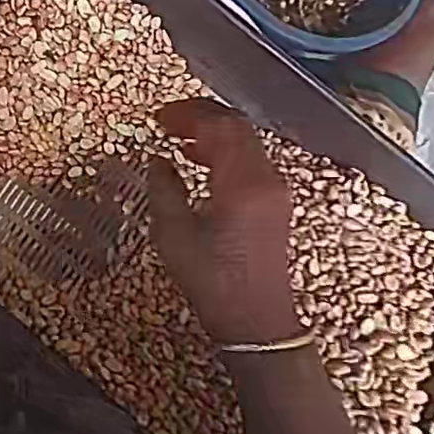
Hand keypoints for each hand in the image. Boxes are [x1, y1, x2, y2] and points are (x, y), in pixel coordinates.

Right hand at [146, 99, 303, 345]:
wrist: (255, 318)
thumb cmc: (211, 278)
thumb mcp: (175, 234)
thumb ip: (164, 190)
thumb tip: (158, 161)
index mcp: (242, 182)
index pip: (220, 127)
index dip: (188, 115)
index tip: (158, 117)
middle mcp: (266, 178)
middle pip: (237, 128)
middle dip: (201, 117)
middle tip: (167, 120)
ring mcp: (274, 190)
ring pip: (245, 143)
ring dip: (212, 133)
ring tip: (178, 137)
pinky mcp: (273, 202)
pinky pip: (249, 161)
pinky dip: (224, 152)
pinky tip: (198, 161)